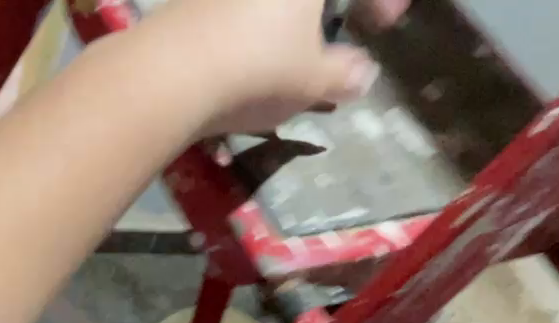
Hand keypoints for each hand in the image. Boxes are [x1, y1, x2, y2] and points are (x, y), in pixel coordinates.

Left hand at [140, 0, 413, 135]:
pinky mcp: (193, 0)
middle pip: (306, 0)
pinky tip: (246, 67)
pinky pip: (236, 15)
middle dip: (328, 13)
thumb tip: (363, 74)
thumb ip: (344, 73)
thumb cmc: (259, 67)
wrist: (171, 72)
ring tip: (287, 66)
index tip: (388, 23)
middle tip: (332, 43)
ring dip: (287, 27)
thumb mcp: (313, 80)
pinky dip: (250, 33)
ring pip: (269, 9)